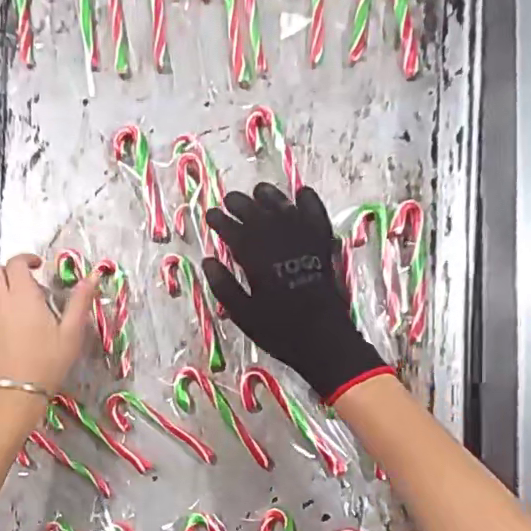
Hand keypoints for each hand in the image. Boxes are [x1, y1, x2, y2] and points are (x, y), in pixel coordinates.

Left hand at [0, 253, 99, 391]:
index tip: (39, 265)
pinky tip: (16, 324)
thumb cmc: (46, 362)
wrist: (15, 393)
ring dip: (4, 287)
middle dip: (12, 270)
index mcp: (22, 294)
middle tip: (32, 282)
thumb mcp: (71, 333)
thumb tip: (93, 277)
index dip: (27, 259)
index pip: (16, 263)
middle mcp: (0, 300)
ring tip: (25, 304)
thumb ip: (81, 301)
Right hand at [204, 184, 390, 402]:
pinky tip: (301, 194)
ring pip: (285, 209)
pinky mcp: (323, 246)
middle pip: (258, 214)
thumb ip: (224, 286)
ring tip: (258, 191)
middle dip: (241, 204)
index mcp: (257, 261)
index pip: (234, 231)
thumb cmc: (279, 331)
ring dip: (270, 197)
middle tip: (228, 199)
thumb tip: (208, 261)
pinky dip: (309, 202)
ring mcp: (305, 242)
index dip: (221, 221)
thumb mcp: (243, 314)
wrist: (323, 339)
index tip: (211, 215)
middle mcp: (280, 244)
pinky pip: (316, 216)